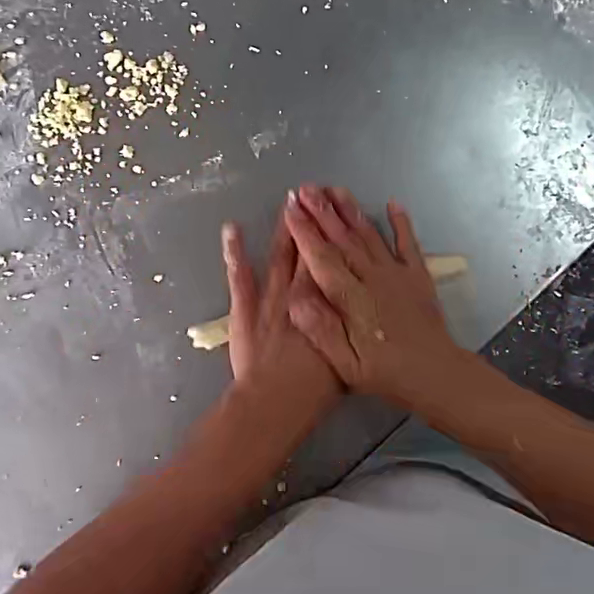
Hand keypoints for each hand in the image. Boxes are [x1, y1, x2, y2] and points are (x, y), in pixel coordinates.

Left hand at [220, 216, 341, 429]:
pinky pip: (239, 274)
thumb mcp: (347, 357)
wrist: (276, 402)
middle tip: (314, 192)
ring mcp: (269, 298)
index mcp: (326, 305)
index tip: (337, 208)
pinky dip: (235, 250)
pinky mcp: (244, 307)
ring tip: (288, 201)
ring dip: (283, 229)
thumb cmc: (314, 388)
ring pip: (278, 256)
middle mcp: (299, 293)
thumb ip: (350, 328)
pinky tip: (232, 227)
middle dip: (312, 221)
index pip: (332, 263)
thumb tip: (361, 311)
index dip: (334, 235)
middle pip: (307, 251)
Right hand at [283, 185, 466, 408]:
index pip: (321, 257)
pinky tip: (392, 204)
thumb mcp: (345, 363)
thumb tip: (294, 297)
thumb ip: (320, 329)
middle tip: (304, 188)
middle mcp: (372, 278)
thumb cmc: (384, 372)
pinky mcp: (417, 275)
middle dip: (321, 211)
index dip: (303, 231)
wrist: (437, 377)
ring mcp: (396, 273)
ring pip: (369, 235)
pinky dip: (401, 223)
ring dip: (350, 210)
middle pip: (342, 238)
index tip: (289, 208)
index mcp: (351, 298)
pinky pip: (408, 244)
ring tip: (333, 188)